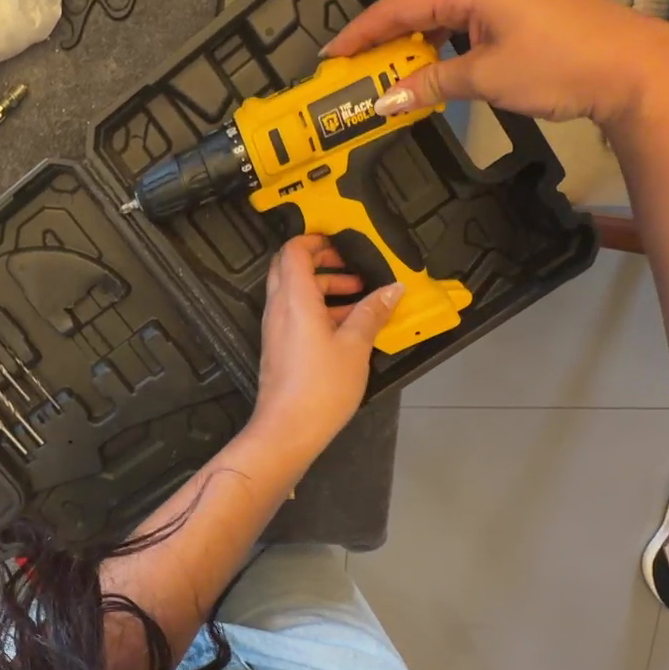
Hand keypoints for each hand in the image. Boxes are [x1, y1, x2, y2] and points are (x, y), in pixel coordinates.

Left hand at [244, 236, 400, 464]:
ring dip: (325, 289)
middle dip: (322, 262)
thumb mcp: (355, 346)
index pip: (293, 251)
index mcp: (294, 298)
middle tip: (354, 268)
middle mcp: (278, 308)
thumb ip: (372, 312)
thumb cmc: (321, 385)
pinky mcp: (278, 347)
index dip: (315, 240)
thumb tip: (393, 289)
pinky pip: (295, 315)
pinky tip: (348, 327)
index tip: (343, 242)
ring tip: (361, 300)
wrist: (287, 429)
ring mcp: (275, 328)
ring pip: (295, 294)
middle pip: (290, 269)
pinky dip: (318, 311)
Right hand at [322, 0, 668, 130]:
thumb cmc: (556, 66)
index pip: (400, 5)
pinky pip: (465, 21)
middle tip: (353, 66)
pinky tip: (430, 65)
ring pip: (442, 13)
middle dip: (382, 36)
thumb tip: (384, 100)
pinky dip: (440, 43)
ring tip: (385, 71)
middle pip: (419, 4)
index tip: (331, 54)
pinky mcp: (522, 9)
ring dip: (412, 42)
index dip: (361, 31)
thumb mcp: (485, 78)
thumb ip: (430, 84)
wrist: (633, 68)